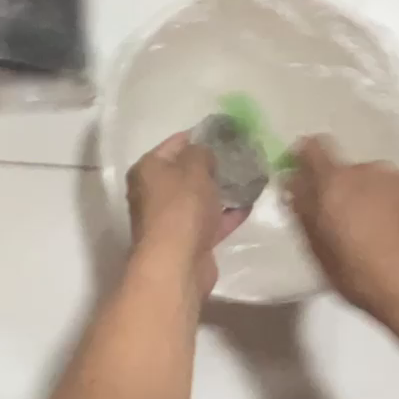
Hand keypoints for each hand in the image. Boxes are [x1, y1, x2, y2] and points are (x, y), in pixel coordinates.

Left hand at [127, 133, 248, 297]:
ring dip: (221, 191)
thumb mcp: (195, 168)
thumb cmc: (181, 208)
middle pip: (187, 173)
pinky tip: (249, 204)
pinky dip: (227, 214)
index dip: (200, 136)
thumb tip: (205, 153)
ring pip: (200, 199)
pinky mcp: (188, 241)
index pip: (175, 144)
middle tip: (242, 156)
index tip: (227, 134)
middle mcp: (154, 193)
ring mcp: (171, 220)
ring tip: (249, 178)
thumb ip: (202, 153)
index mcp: (148, 170)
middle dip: (213, 165)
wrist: (177, 264)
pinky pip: (210, 222)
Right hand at [286, 135, 398, 323]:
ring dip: (367, 195)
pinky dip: (391, 204)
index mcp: (335, 182)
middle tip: (341, 222)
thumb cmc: (358, 274)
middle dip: (339, 188)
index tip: (303, 177)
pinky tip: (394, 233)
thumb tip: (293, 182)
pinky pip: (397, 191)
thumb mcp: (318, 249)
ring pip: (373, 179)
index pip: (313, 148)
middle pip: (345, 169)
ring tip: (371, 229)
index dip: (304, 158)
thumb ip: (303, 209)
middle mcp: (368, 171)